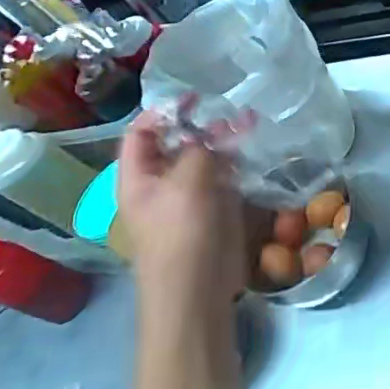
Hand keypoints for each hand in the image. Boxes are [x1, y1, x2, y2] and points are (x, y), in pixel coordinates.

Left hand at [116, 107, 246, 314]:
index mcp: (138, 177)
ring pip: (202, 157)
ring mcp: (187, 196)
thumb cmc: (181, 233)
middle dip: (200, 124)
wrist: (197, 290)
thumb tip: (213, 132)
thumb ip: (199, 148)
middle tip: (228, 110)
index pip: (141, 132)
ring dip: (222, 139)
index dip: (163, 112)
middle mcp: (159, 182)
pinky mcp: (212, 208)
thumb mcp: (186, 182)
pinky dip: (234, 159)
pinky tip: (251, 146)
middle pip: (175, 142)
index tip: (194, 99)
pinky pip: (221, 176)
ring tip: (248, 121)